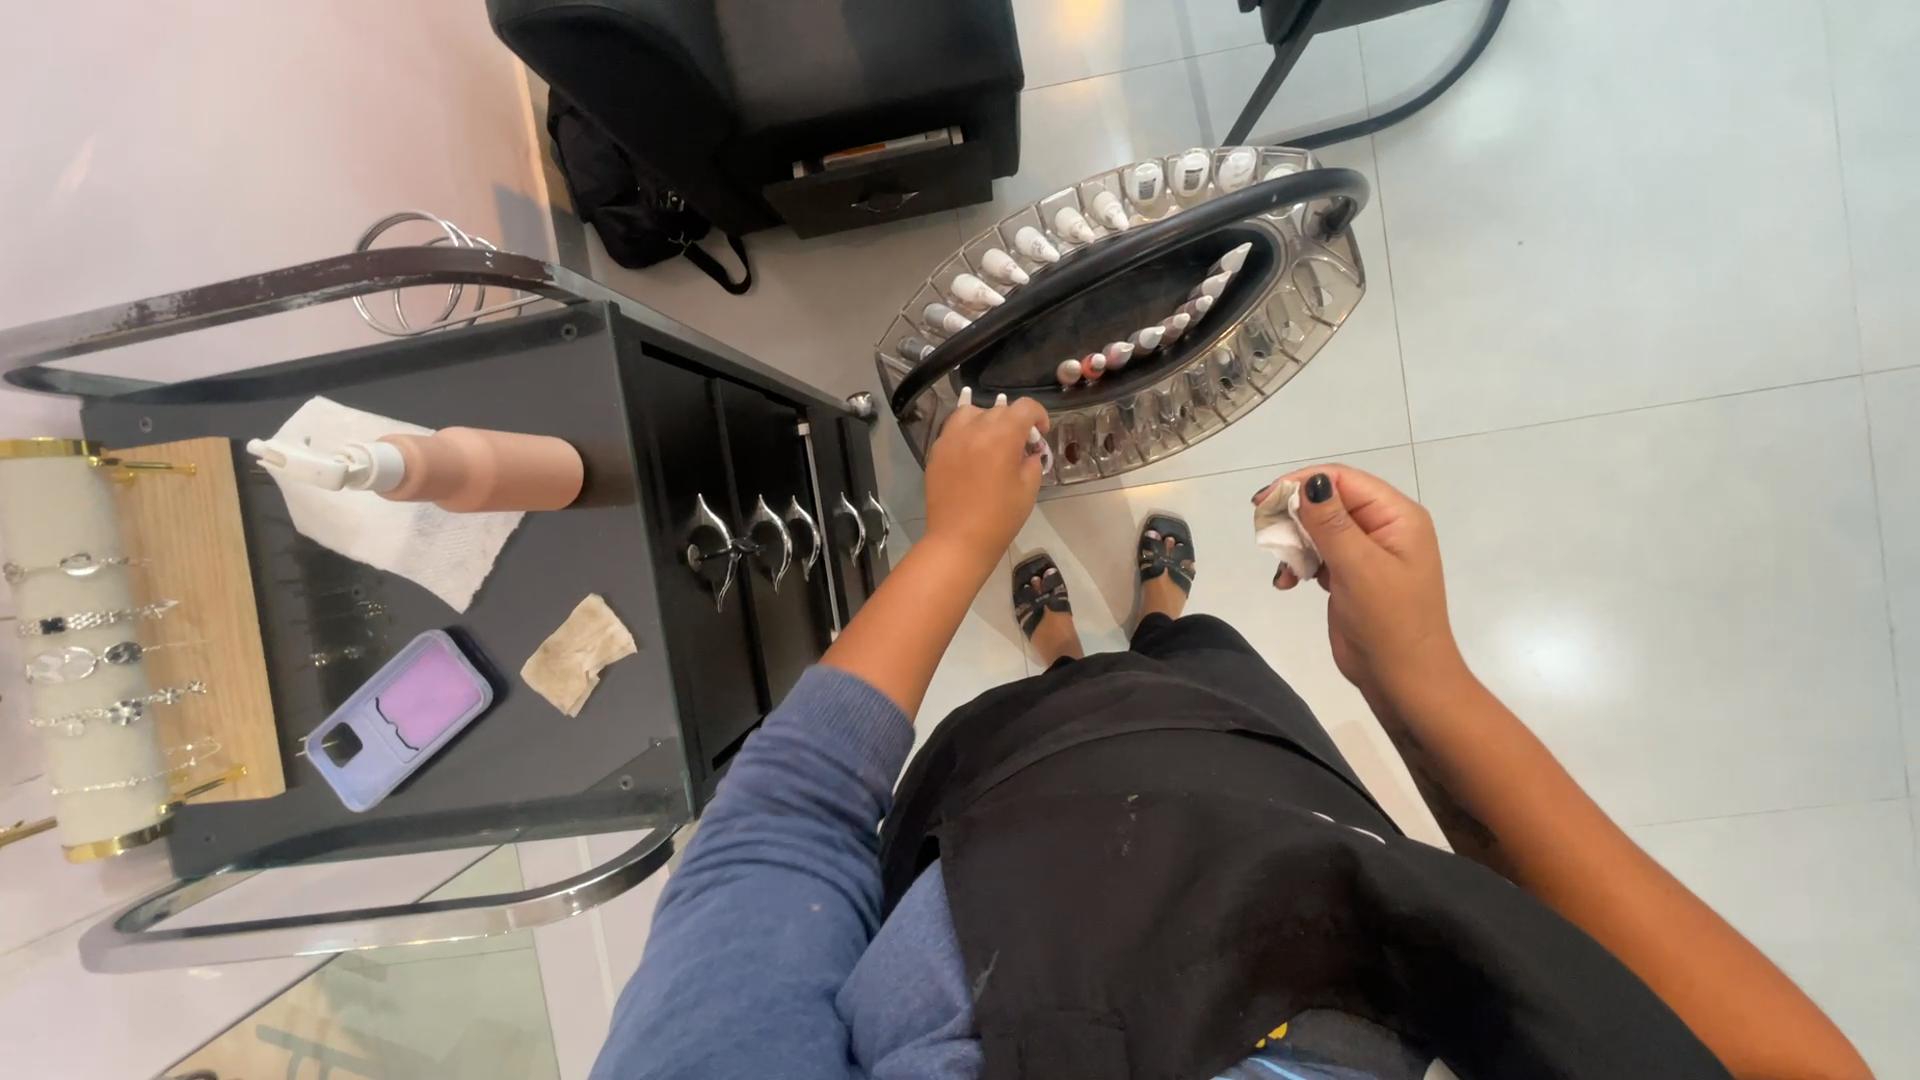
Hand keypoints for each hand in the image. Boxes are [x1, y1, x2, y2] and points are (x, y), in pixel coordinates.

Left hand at [922, 396, 1048, 570]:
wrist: (958, 540)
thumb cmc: (999, 518)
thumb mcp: (1028, 489)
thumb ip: (1032, 462)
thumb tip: (1028, 452)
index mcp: (1002, 437)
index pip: (1024, 407)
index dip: (1038, 415)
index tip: (1041, 432)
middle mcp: (975, 429)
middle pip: (999, 409)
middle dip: (1015, 421)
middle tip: (1019, 444)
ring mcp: (951, 438)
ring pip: (972, 412)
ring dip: (987, 420)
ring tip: (992, 439)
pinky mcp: (937, 451)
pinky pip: (953, 428)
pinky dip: (966, 430)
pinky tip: (972, 447)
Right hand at [1255, 466, 1467, 702]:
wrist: (1403, 679)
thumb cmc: (1389, 621)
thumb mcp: (1359, 567)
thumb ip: (1331, 523)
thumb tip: (1308, 482)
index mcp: (1396, 517)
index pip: (1343, 480)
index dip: (1301, 483)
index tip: (1263, 502)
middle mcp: (1382, 527)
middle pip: (1327, 501)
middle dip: (1292, 516)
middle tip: (1264, 535)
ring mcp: (1364, 552)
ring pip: (1316, 528)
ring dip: (1292, 543)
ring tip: (1283, 568)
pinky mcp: (1348, 575)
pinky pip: (1315, 554)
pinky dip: (1297, 564)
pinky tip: (1288, 583)